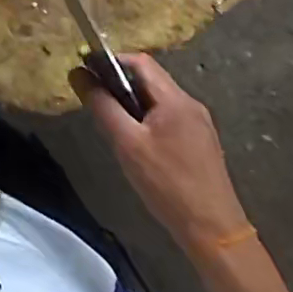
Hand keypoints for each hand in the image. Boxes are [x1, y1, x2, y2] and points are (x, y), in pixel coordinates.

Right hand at [74, 53, 251, 259]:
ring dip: (132, 103)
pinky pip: (167, 118)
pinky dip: (146, 119)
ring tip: (113, 126)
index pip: (140, 61)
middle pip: (149, 80)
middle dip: (119, 84)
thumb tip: (78, 74)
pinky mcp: (200, 143)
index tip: (87, 72)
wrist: (213, 231)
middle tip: (96, 103)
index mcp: (175, 100)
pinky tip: (137, 145)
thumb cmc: (167, 183)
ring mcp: (199, 125)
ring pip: (157, 100)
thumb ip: (102, 105)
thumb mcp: (126, 143)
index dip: (111, 60)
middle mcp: (191, 105)